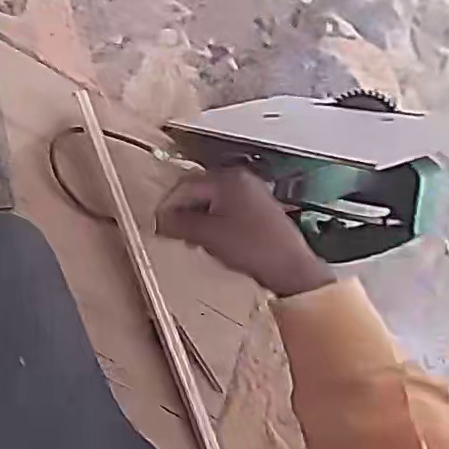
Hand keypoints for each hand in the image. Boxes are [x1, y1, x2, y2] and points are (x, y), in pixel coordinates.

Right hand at [155, 168, 334, 296]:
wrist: (290, 269)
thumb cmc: (253, 247)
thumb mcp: (205, 235)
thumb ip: (177, 223)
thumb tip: (158, 219)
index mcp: (228, 179)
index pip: (184, 186)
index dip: (168, 206)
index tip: (159, 224)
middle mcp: (241, 180)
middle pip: (198, 192)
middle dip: (183, 212)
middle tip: (173, 232)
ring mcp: (252, 194)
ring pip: (211, 202)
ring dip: (197, 219)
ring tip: (192, 239)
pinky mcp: (258, 210)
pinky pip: (225, 210)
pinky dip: (213, 223)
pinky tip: (211, 241)